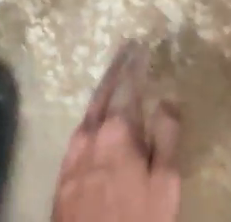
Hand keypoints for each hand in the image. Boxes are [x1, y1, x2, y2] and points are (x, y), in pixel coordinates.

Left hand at [52, 44, 181, 221]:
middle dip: (117, 69)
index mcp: (117, 132)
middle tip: (127, 48)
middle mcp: (90, 136)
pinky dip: (92, 115)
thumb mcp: (165, 184)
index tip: (141, 45)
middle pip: (103, 93)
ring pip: (89, 113)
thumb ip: (166, 138)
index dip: (135, 65)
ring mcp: (72, 156)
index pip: (128, 87)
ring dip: (103, 91)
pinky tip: (96, 120)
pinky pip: (79, 133)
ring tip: (114, 76)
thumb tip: (167, 99)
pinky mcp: (63, 177)